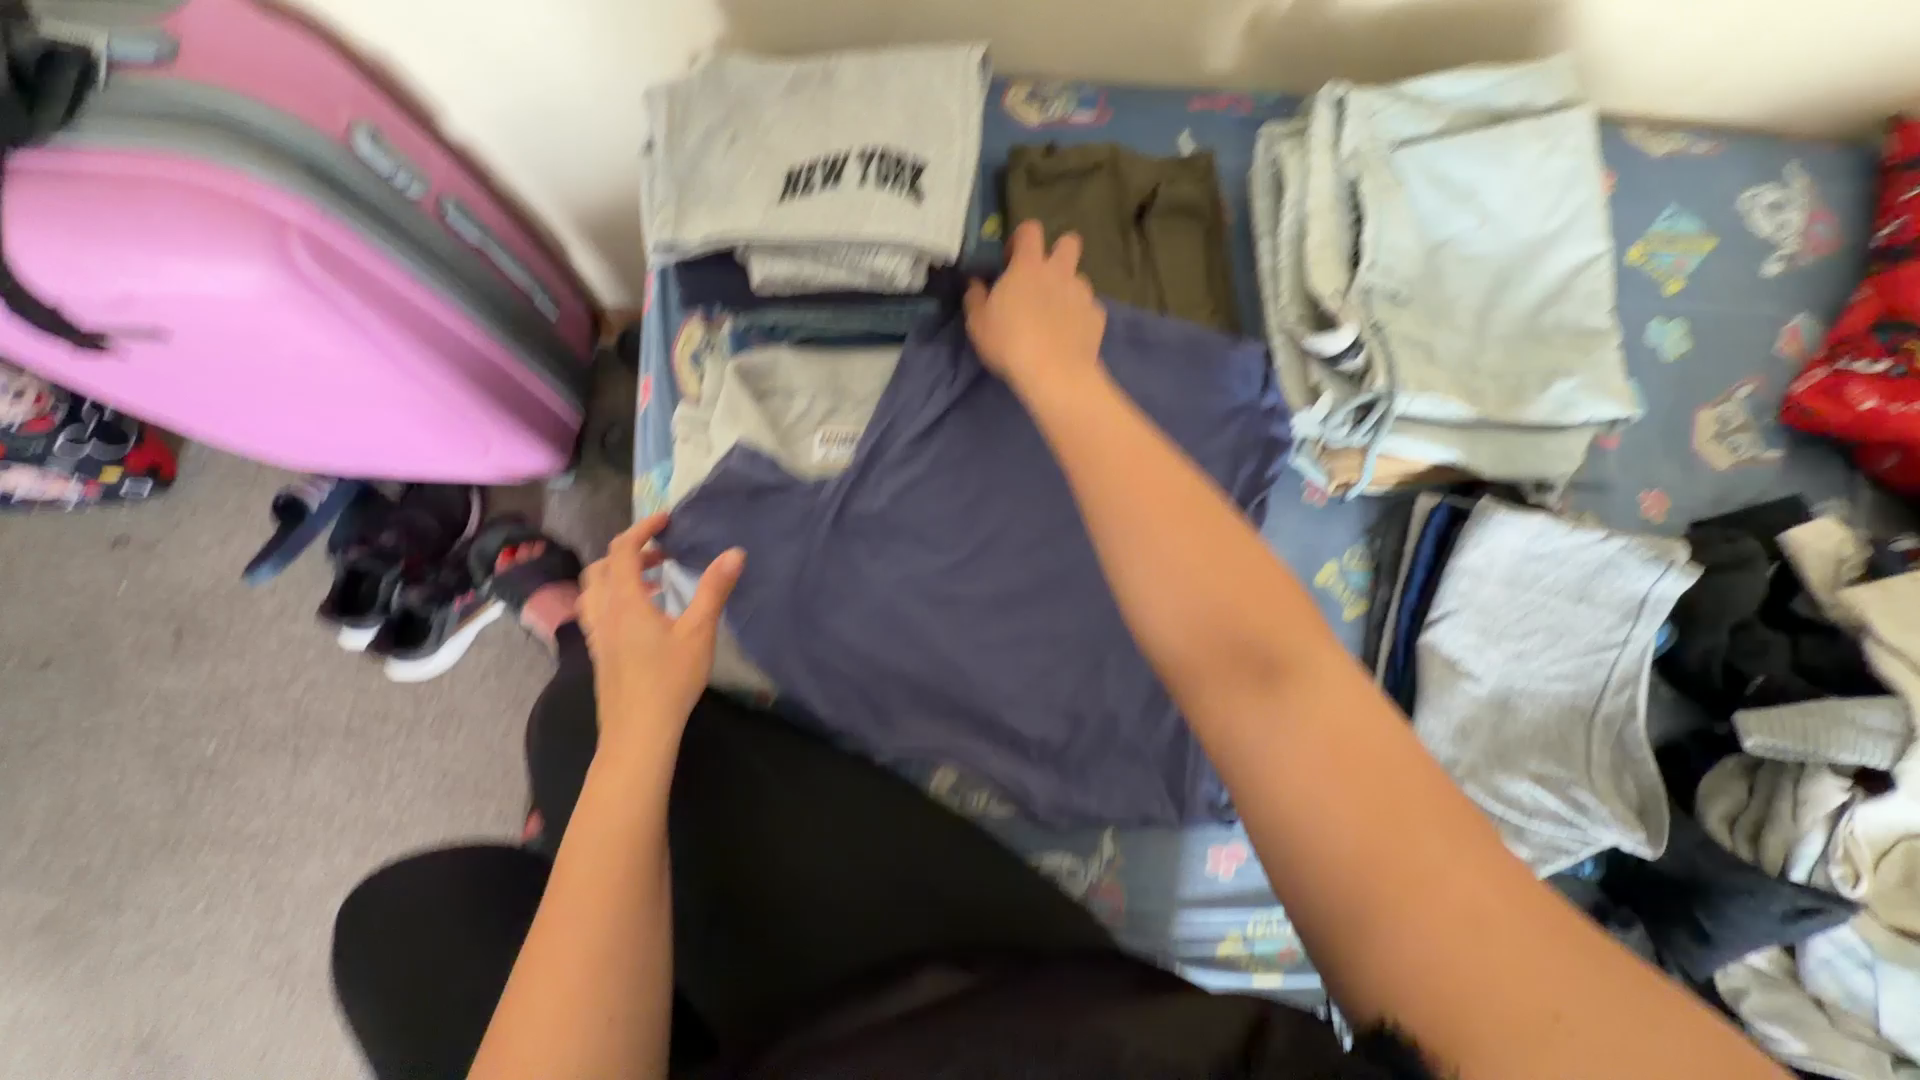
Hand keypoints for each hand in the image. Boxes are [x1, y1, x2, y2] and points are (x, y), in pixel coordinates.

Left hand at [578, 513, 744, 763]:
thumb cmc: (670, 679)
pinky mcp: (598, 653)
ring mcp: (596, 634)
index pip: (624, 550)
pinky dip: (616, 599)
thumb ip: (714, 589)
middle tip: (662, 553)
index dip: (643, 529)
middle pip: (603, 567)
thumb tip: (735, 553)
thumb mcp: (699, 632)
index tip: (666, 520)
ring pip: (595, 590)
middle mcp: (604, 612)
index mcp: (625, 600)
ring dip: (619, 576)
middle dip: (630, 552)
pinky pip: (598, 611)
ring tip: (654, 583)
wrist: (638, 731)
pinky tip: (643, 618)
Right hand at [964, 220, 1106, 398]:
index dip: (1021, 238)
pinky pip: (1089, 308)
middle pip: (1069, 242)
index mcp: (1028, 266)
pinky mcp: (1097, 316)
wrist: (1053, 373)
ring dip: (1068, 289)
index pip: (1030, 229)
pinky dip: (1080, 317)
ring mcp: (1082, 293)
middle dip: (1058, 251)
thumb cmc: (1009, 343)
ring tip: (1056, 315)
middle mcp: (1060, 272)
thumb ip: (975, 297)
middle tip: (1044, 276)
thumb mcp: (978, 323)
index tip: (1011, 259)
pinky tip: (1070, 335)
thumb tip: (976, 283)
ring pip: (1079, 279)